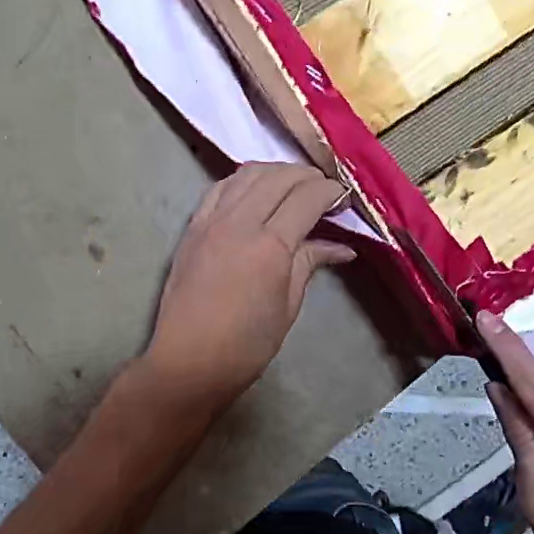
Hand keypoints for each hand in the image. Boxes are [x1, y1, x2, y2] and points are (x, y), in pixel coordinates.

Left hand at [142, 163, 355, 412]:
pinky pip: (219, 189)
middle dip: (306, 176)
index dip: (330, 192)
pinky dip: (242, 181)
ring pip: (246, 175)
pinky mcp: (192, 228)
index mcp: (270, 245)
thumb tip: (340, 248)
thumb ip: (309, 264)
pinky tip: (253, 190)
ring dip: (274, 172)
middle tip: (324, 188)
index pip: (307, 198)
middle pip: (278, 178)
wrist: (189, 362)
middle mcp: (239, 222)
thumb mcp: (288, 306)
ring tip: (292, 183)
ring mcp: (211, 221)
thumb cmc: (246, 344)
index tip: (344, 198)